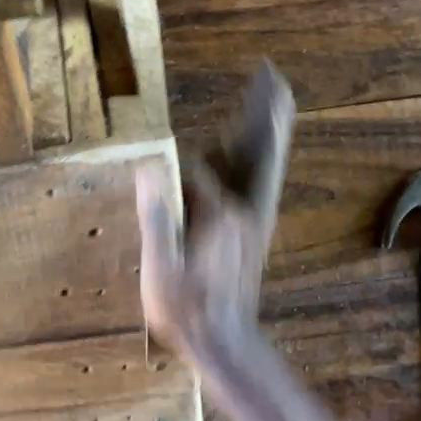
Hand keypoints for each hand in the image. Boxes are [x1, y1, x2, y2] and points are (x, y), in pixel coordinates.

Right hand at [134, 63, 294, 368]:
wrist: (226, 347)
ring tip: (270, 94)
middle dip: (263, 111)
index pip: (198, 170)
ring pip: (263, 164)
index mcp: (222, 216)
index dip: (175, 167)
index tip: (155, 164)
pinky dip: (260, 156)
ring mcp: (254, 222)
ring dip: (265, 128)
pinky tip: (245, 148)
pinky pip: (261, 182)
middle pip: (257, 150)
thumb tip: (148, 167)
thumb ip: (157, 217)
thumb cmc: (187, 313)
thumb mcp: (161, 270)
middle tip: (272, 73)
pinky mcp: (255, 233)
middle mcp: (246, 212)